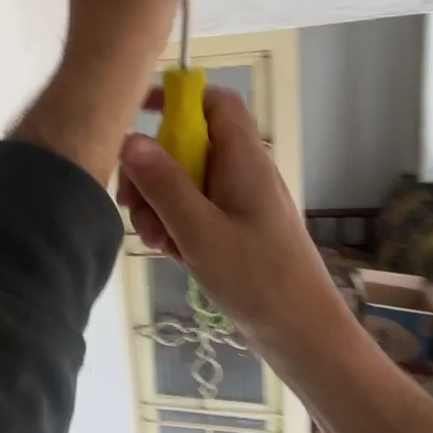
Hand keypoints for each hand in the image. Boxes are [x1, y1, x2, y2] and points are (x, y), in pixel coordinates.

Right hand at [116, 86, 350, 354]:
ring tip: (154, 240)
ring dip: (157, 203)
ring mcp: (238, 201)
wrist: (302, 334)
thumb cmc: (257, 278)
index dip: (176, 98)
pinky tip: (170, 252)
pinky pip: (193, 208)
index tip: (135, 113)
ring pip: (183, 180)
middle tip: (132, 205)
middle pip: (186, 145)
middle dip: (151, 170)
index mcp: (242, 160)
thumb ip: (163, 183)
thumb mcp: (199, 230)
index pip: (213, 103)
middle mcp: (241, 172)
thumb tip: (130, 139)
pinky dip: (174, 223)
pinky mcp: (234, 228)